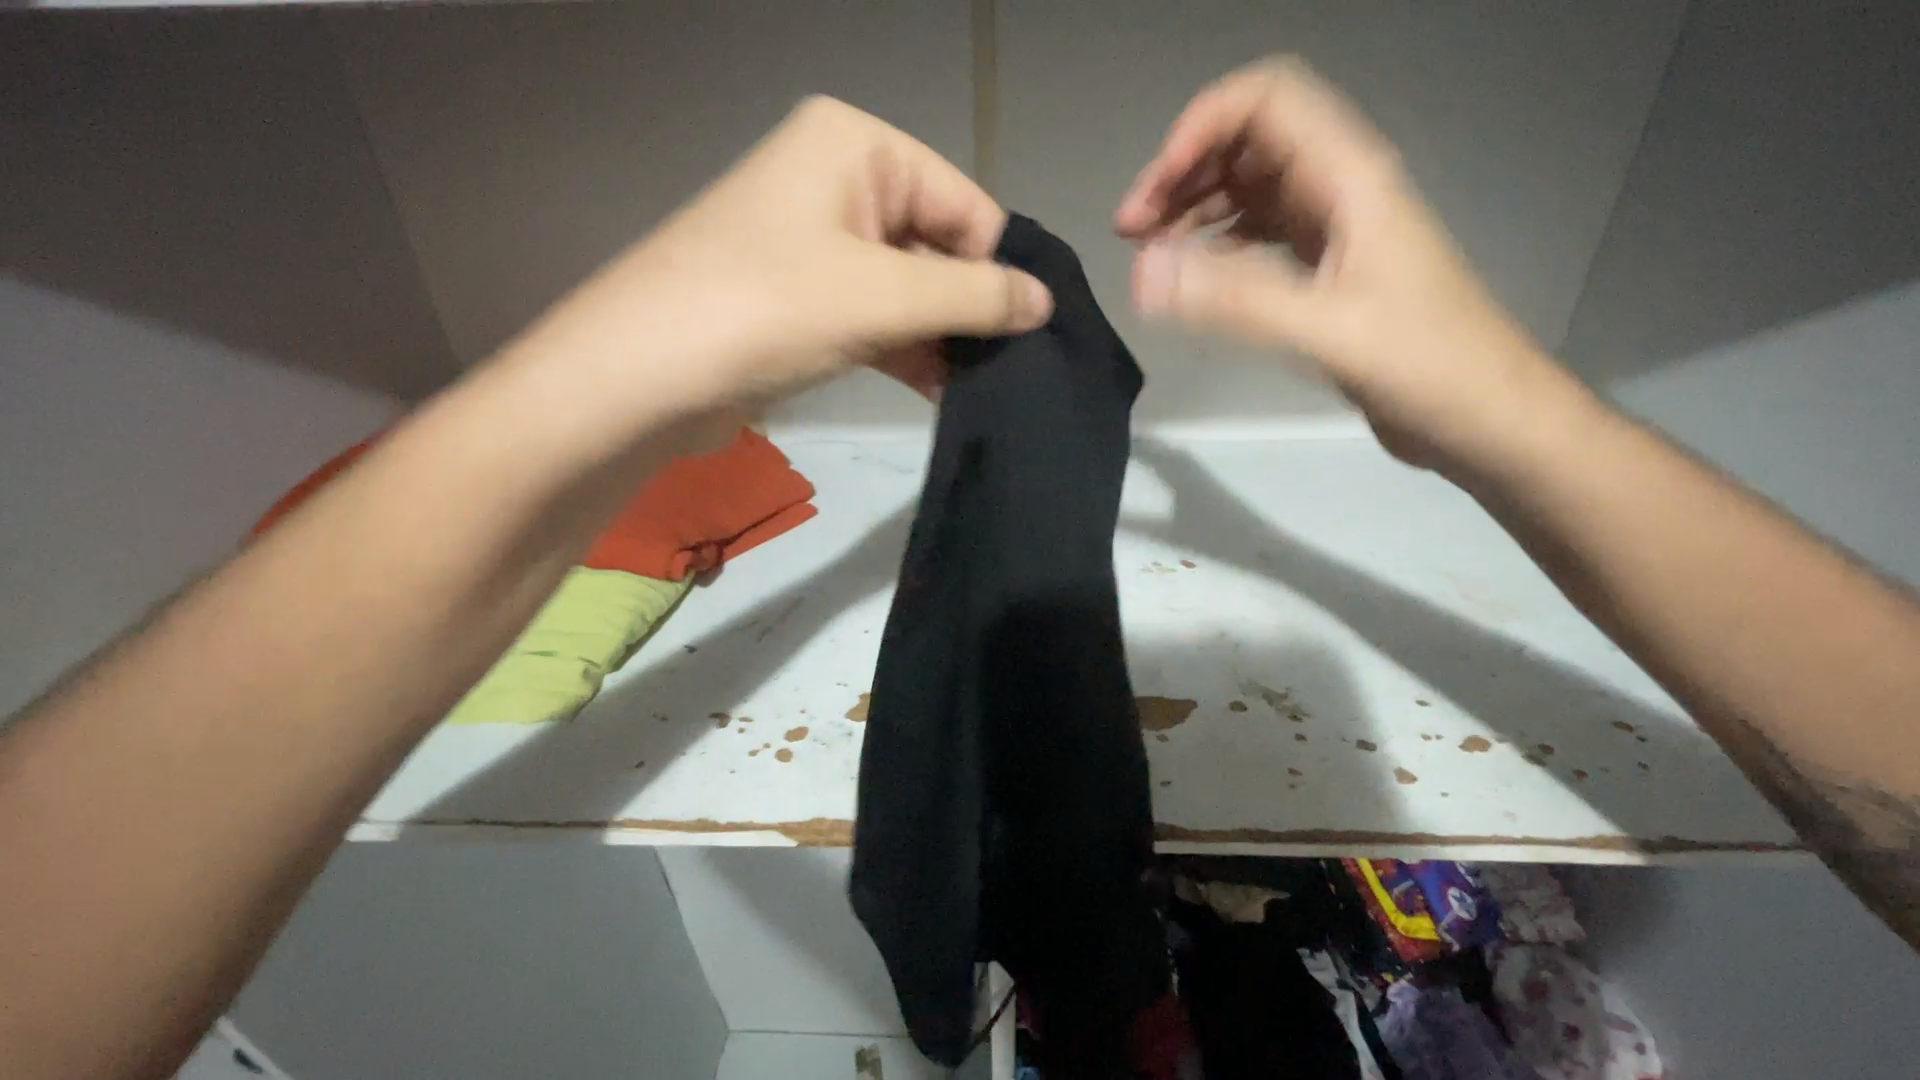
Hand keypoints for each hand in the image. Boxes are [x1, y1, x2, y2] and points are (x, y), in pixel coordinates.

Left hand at [509, 96, 1051, 426]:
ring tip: (987, 389)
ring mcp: (814, 242)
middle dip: (970, 309)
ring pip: (906, 287)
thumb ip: (973, 296)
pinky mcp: (800, 299)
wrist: (640, 377)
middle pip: (936, 245)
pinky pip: (874, 316)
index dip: (1000, 267)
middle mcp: (837, 181)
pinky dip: (906, 351)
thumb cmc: (766, 309)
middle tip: (1014, 370)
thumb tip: (1045, 302)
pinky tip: (942, 392)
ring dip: (942, 338)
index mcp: (857, 145)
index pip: (964, 202)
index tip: (1034, 332)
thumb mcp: (883, 296)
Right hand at [1115, 59, 1580, 473]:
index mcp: (1349, 178)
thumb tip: (1142, 274)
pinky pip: (1255, 238)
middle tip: (1132, 233)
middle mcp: (1337, 189)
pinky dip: (1214, 249)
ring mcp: (1331, 229)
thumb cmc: (1428, 367)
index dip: (1200, 129)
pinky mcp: (1323, 271)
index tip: (1155, 194)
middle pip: (1245, 142)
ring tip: (1147, 256)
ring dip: (1191, 210)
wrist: (1486, 418)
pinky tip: (1190, 280)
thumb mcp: (1329, 332)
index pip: (1265, 102)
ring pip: (1246, 190)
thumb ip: (1235, 301)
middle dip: (1181, 173)